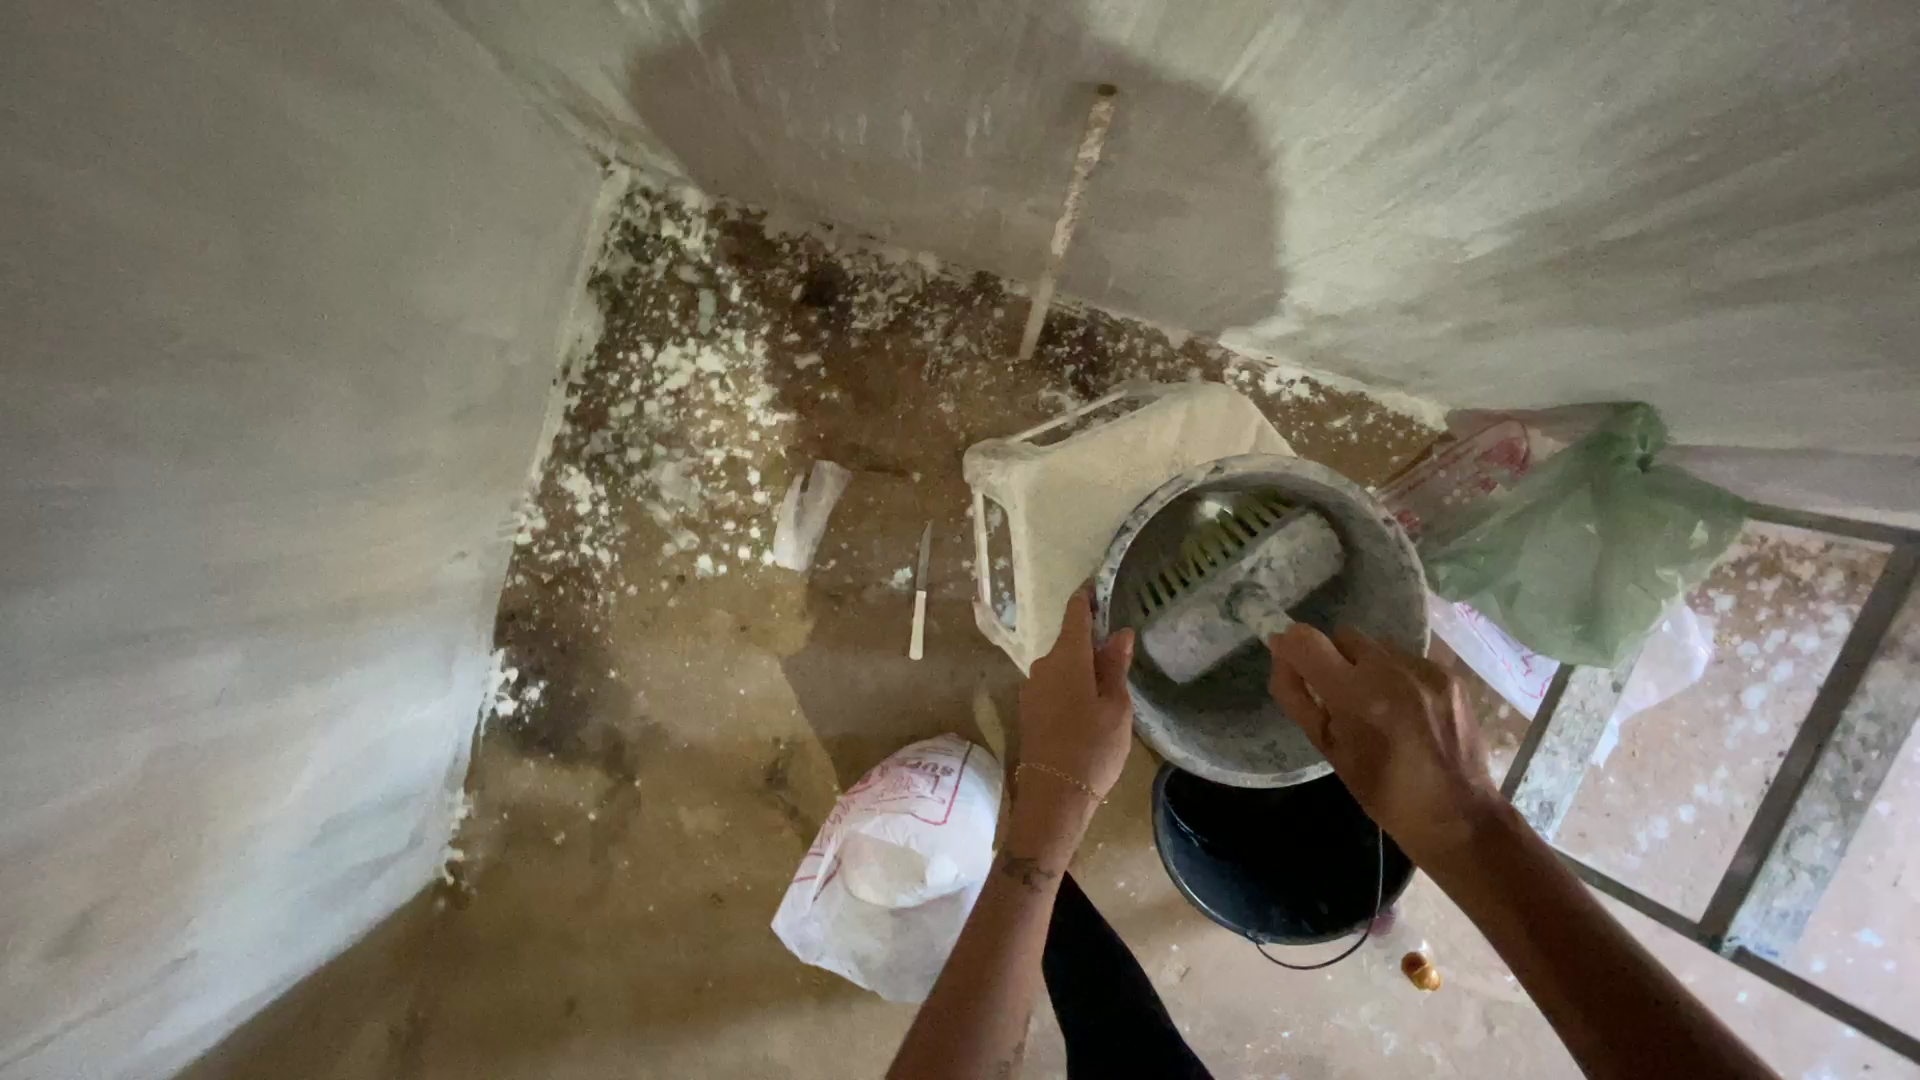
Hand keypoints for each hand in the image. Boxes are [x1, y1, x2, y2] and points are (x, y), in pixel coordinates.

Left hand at [1017, 588, 1135, 802]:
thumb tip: (1119, 633)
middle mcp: (1043, 664)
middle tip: (1120, 646)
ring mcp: (1032, 687)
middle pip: (1069, 641)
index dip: (1087, 597)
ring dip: (1081, 666)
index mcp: (1067, 657)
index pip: (1075, 613)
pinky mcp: (1029, 708)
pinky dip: (1071, 684)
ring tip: (1109, 681)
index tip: (1100, 586)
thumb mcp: (1116, 706)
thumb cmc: (1092, 747)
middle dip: (1091, 639)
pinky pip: (1053, 684)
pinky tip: (1088, 704)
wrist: (1053, 795)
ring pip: (1062, 665)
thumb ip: (1115, 666)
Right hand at [1268, 624, 1500, 864]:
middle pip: (1342, 636)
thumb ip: (1296, 696)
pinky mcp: (1449, 674)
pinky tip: (1408, 708)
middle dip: (1333, 658)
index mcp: (1355, 695)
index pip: (1306, 640)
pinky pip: (1407, 658)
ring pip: (1376, 646)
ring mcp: (1425, 670)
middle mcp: (1391, 672)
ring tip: (1379, 703)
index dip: (1291, 646)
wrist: (1457, 814)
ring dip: (1367, 666)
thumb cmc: (1380, 789)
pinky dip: (1397, 676)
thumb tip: (1280, 654)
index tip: (1292, 662)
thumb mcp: (1325, 747)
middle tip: (1340, 695)